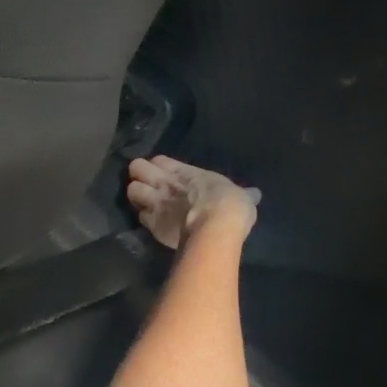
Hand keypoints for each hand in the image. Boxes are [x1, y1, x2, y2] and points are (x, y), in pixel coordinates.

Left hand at [125, 156, 259, 249]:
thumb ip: (244, 194)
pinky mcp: (152, 224)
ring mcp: (156, 202)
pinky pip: (139, 217)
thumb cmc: (230, 205)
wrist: (216, 226)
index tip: (163, 172)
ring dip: (136, 195)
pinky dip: (143, 219)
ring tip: (144, 202)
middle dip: (140, 175)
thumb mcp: (242, 196)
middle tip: (148, 185)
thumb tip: (255, 193)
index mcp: (186, 171)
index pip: (160, 160)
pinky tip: (151, 223)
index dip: (159, 165)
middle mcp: (166, 182)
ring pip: (131, 190)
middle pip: (137, 168)